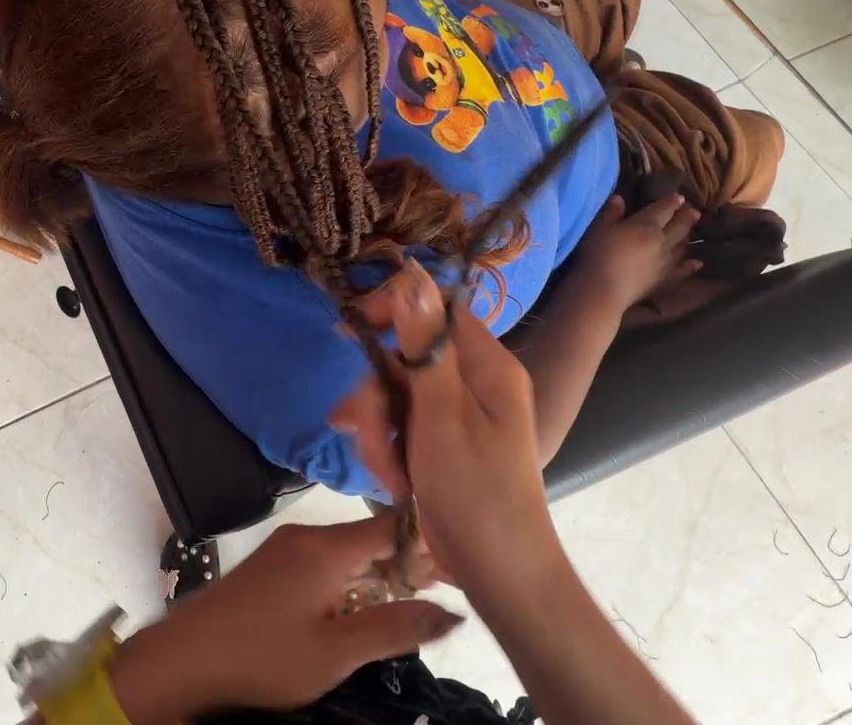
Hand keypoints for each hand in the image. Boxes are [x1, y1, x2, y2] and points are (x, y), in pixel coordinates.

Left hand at [109, 516, 462, 722]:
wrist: (188, 658)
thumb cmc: (263, 656)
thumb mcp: (336, 652)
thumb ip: (394, 628)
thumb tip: (452, 612)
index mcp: (324, 548)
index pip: (389, 527)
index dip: (428, 541)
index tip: (464, 560)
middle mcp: (306, 537)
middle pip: (371, 538)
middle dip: (411, 559)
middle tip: (456, 583)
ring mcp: (287, 549)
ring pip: (349, 552)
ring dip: (384, 571)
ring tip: (426, 594)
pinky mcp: (275, 566)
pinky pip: (327, 562)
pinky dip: (356, 578)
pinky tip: (374, 600)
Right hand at [357, 263, 565, 599]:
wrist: (501, 574)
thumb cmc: (477, 494)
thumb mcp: (443, 416)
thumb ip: (426, 346)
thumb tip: (412, 277)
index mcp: (487, 366)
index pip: (435, 309)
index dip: (390, 311)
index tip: (350, 331)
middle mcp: (474, 381)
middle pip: (403, 356)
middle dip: (375, 396)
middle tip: (360, 432)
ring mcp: (457, 411)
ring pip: (394, 391)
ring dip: (376, 428)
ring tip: (381, 469)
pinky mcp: (441, 439)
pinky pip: (400, 421)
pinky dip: (386, 445)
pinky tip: (387, 475)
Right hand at [572, 194, 700, 310]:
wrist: (604, 288)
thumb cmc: (598, 253)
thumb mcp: (599, 228)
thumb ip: (611, 213)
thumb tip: (620, 198)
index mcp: (646, 225)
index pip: (663, 209)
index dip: (672, 202)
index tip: (679, 197)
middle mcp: (662, 240)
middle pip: (679, 226)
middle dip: (686, 217)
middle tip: (694, 211)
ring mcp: (666, 261)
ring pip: (682, 245)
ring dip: (688, 236)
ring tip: (692, 231)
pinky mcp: (664, 278)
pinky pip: (682, 270)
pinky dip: (690, 265)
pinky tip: (697, 263)